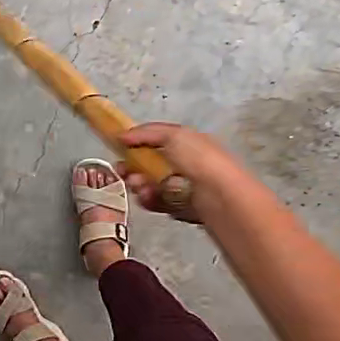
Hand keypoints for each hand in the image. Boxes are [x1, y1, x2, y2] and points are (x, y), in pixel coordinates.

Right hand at [119, 122, 248, 217]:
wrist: (220, 196)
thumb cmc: (199, 159)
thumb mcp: (174, 135)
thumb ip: (146, 133)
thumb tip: (122, 135)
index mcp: (188, 142)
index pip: (157, 138)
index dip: (138, 140)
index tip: (119, 146)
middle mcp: (186, 163)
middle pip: (151, 163)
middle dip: (133, 166)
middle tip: (123, 171)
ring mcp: (184, 186)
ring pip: (152, 184)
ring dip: (140, 184)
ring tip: (138, 186)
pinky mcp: (181, 207)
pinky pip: (159, 202)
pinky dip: (150, 200)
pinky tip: (147, 198)